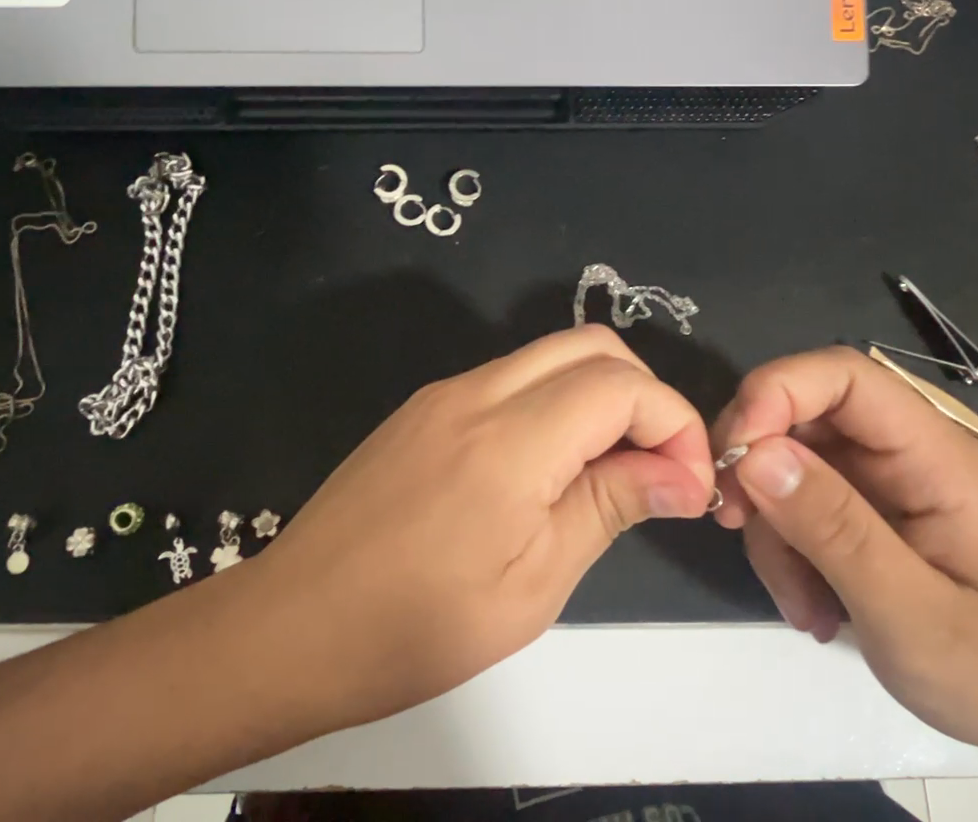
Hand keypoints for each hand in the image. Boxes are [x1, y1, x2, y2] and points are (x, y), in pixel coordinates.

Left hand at [249, 325, 715, 733]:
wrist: (290, 629)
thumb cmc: (415, 631)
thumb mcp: (533, 585)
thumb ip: (608, 507)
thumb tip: (681, 474)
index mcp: (508, 440)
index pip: (622, 385)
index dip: (674, 424)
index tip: (688, 487)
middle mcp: (474, 394)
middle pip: (590, 347)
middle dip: (644, 397)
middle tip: (657, 471)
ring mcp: (440, 396)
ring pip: (547, 357)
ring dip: (598, 397)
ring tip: (610, 476)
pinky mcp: (419, 411)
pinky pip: (507, 380)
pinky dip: (551, 405)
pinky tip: (549, 471)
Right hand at [711, 347, 977, 767]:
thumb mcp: (913, 614)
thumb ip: (836, 530)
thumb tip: (754, 455)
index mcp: (936, 457)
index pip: (846, 377)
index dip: (776, 392)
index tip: (729, 455)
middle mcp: (905, 453)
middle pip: (803, 417)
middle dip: (756, 470)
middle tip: (733, 524)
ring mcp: (882, 481)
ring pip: (787, 467)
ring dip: (773, 532)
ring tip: (806, 609)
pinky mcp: (863, 510)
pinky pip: (797, 507)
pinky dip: (787, 553)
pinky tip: (814, 609)